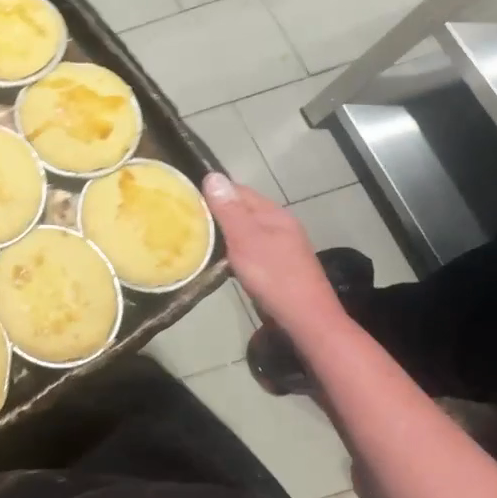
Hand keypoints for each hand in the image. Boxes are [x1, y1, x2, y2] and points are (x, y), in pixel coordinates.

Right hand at [203, 173, 343, 335]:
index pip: (238, 190)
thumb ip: (228, 209)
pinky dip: (237, 252)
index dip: (212, 193)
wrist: (309, 322)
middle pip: (242, 210)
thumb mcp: (245, 239)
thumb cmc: (274, 277)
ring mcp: (283, 247)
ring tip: (202, 244)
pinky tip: (226, 264)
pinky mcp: (281, 267)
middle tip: (190, 226)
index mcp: (274, 213)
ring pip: (246, 231)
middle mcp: (280, 225)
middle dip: (217, 215)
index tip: (187, 204)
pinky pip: (252, 249)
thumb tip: (212, 175)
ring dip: (226, 236)